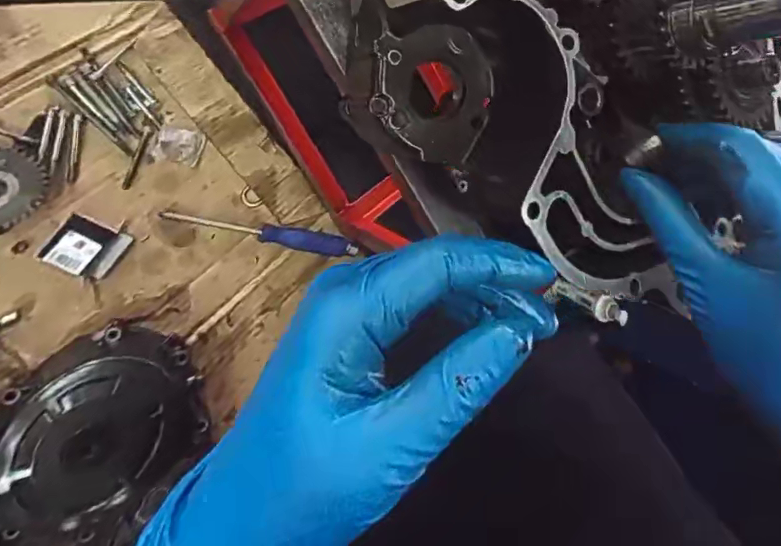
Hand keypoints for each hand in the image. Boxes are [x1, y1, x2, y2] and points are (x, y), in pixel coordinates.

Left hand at [141, 236, 557, 545]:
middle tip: (542, 314)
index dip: (500, 265)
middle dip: (497, 281)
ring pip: (433, 276)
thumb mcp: (388, 448)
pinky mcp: (353, 321)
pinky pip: (418, 297)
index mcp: (347, 307)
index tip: (547, 282)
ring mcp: (347, 302)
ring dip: (483, 294)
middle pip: (440, 262)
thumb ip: (459, 384)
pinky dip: (460, 307)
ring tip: (523, 323)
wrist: (232, 528)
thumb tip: (522, 330)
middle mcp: (347, 287)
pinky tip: (485, 326)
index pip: (441, 261)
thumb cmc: (302, 493)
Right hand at [622, 125, 780, 544]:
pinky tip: (760, 210)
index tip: (659, 140)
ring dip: (753, 171)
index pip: (745, 151)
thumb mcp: (717, 300)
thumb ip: (674, 226)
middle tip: (674, 170)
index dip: (695, 137)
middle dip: (718, 157)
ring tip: (710, 191)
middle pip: (773, 154)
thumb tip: (638, 179)